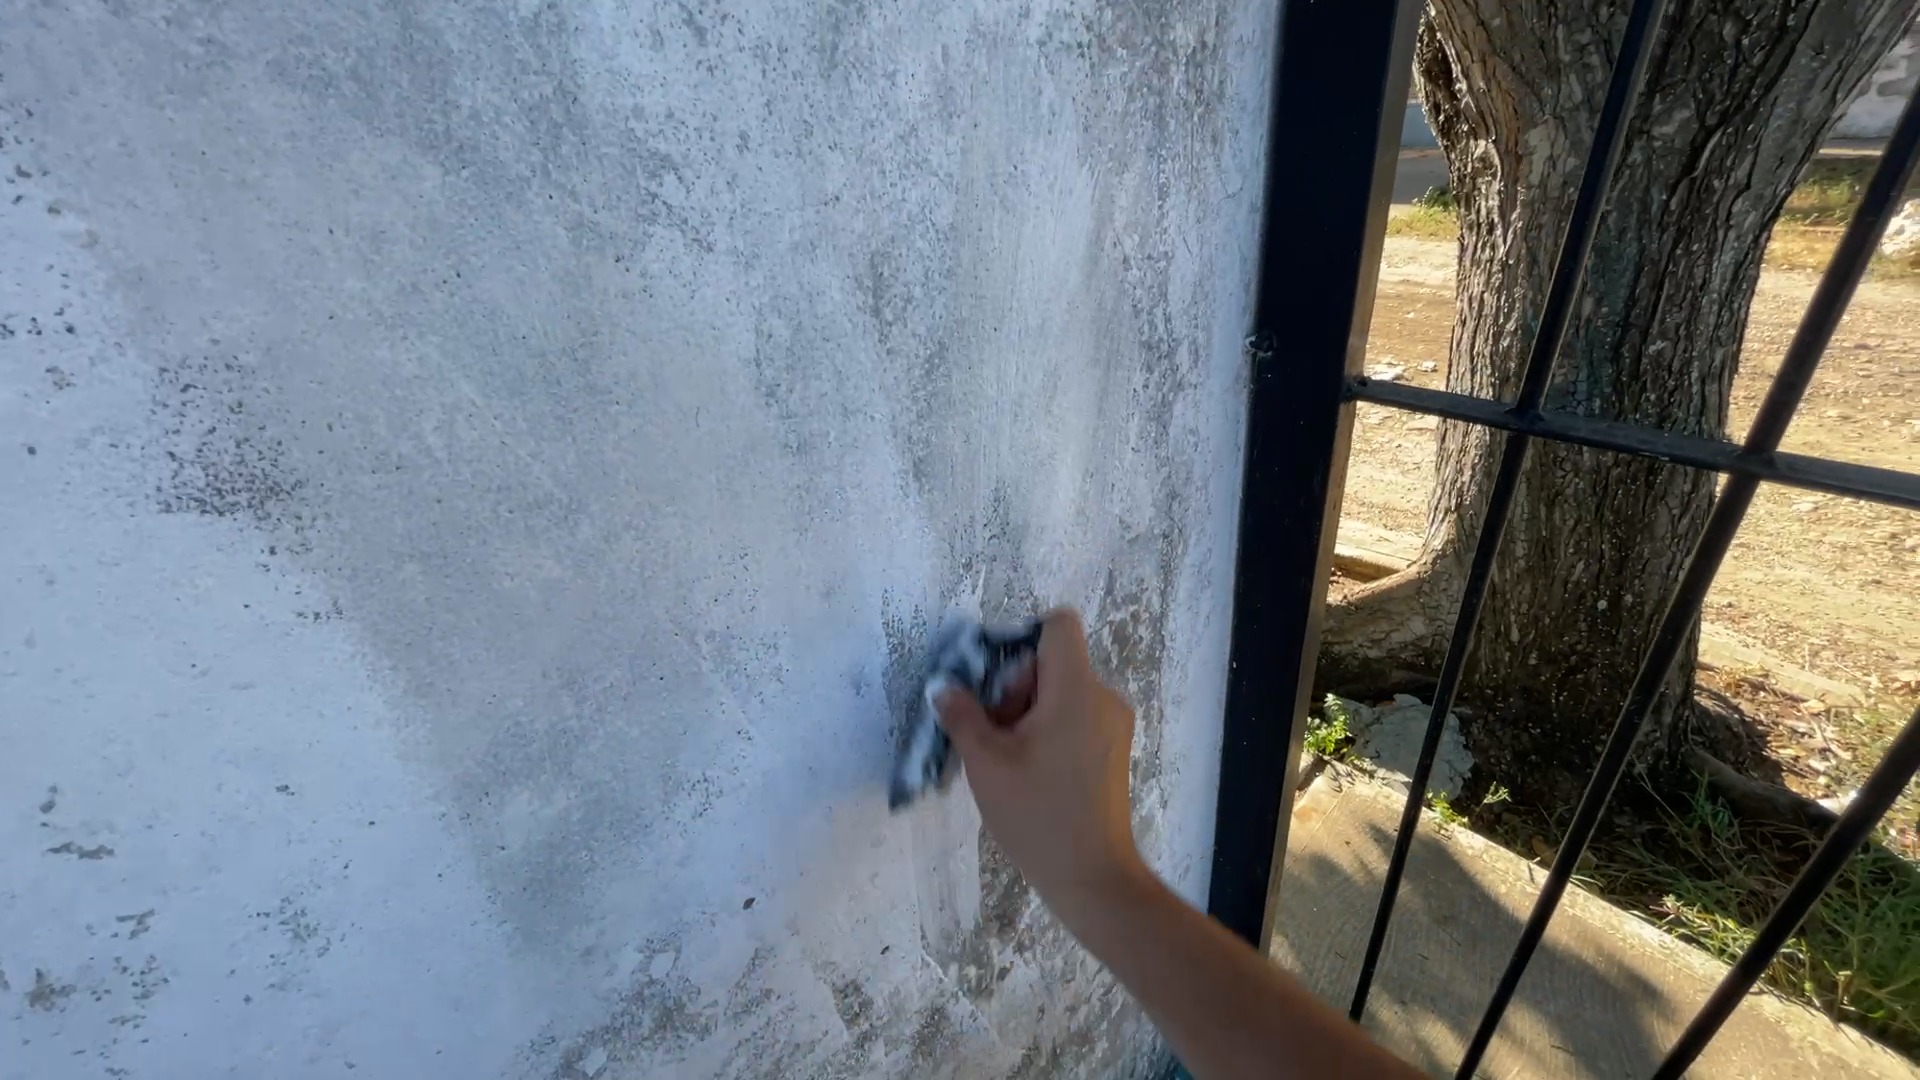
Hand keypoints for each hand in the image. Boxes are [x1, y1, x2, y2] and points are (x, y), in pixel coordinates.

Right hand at [937, 609, 1147, 923]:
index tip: (997, 681)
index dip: (1022, 638)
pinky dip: (1049, 727)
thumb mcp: (986, 763)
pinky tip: (1030, 768)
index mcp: (1076, 689)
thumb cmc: (1038, 815)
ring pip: (1062, 690)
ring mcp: (1113, 723)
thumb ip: (962, 715)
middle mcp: (1103, 696)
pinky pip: (1076, 713)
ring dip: (1029, 710)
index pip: (1058, 625)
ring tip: (1009, 756)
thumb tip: (943, 687)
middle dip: (1016, 686)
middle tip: (996, 731)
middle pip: (1053, 661)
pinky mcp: (1113, 746)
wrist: (1093, 877)